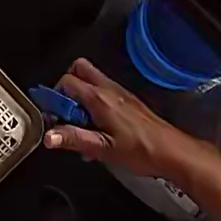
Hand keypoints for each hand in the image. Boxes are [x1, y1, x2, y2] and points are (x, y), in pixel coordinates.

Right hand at [41, 58, 220, 185]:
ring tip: (80, 122)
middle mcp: (108, 89)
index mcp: (99, 98)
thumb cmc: (139, 150)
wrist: (172, 151)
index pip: (66, 82)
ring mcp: (119, 92)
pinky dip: (93, 101)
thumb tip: (48, 136)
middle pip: (78, 69)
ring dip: (79, 95)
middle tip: (65, 111)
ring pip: (91, 78)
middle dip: (65, 86)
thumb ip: (73, 139)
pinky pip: (103, 90)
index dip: (54, 97)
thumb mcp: (102, 148)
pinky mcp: (127, 100)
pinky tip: (97, 126)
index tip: (53, 116)